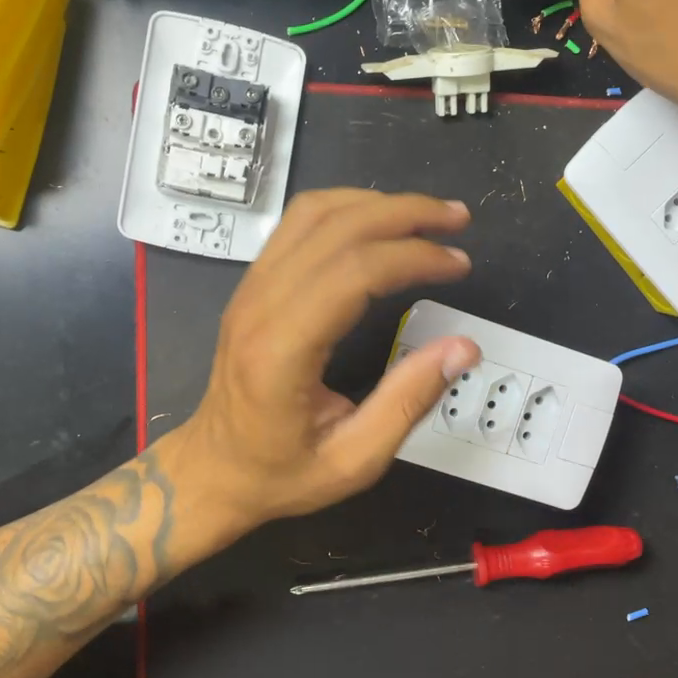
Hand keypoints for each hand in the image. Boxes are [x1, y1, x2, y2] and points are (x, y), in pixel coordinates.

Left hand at [179, 189, 480, 528]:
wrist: (212, 471)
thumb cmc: (280, 474)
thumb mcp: (354, 460)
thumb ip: (408, 401)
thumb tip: (465, 347)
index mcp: (282, 350)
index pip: (353, 273)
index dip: (413, 256)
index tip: (460, 264)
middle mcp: (260, 305)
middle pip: (337, 228)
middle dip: (406, 213)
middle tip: (458, 220)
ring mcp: (251, 289)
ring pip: (314, 213)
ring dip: (377, 203)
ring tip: (428, 216)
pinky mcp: (253, 284)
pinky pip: (299, 225)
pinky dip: (347, 211)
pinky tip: (382, 222)